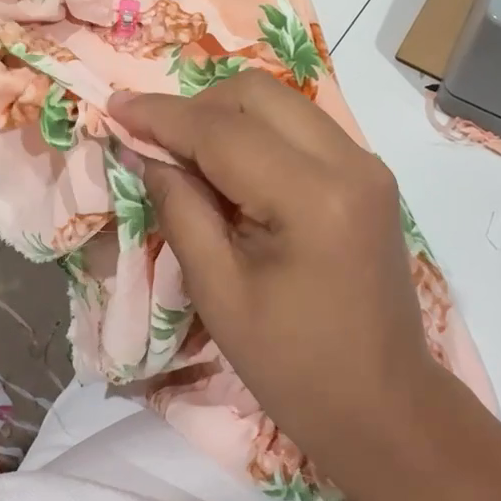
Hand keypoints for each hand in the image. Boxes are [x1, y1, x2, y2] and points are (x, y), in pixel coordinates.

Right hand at [110, 74, 437, 499]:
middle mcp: (349, 162)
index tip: (115, 106)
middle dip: (197, 106)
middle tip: (157, 143)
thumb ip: (179, 209)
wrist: (386, 408)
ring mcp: (366, 164)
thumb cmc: (293, 366)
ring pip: (280, 101)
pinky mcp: (368, 174)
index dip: (162, 115)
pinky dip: (257, 131)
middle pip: (257, 92)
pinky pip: (300, 125)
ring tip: (189, 157)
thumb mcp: (219, 294)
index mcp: (312, 198)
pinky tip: (232, 171)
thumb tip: (146, 151)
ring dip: (227, 115)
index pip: (222, 131)